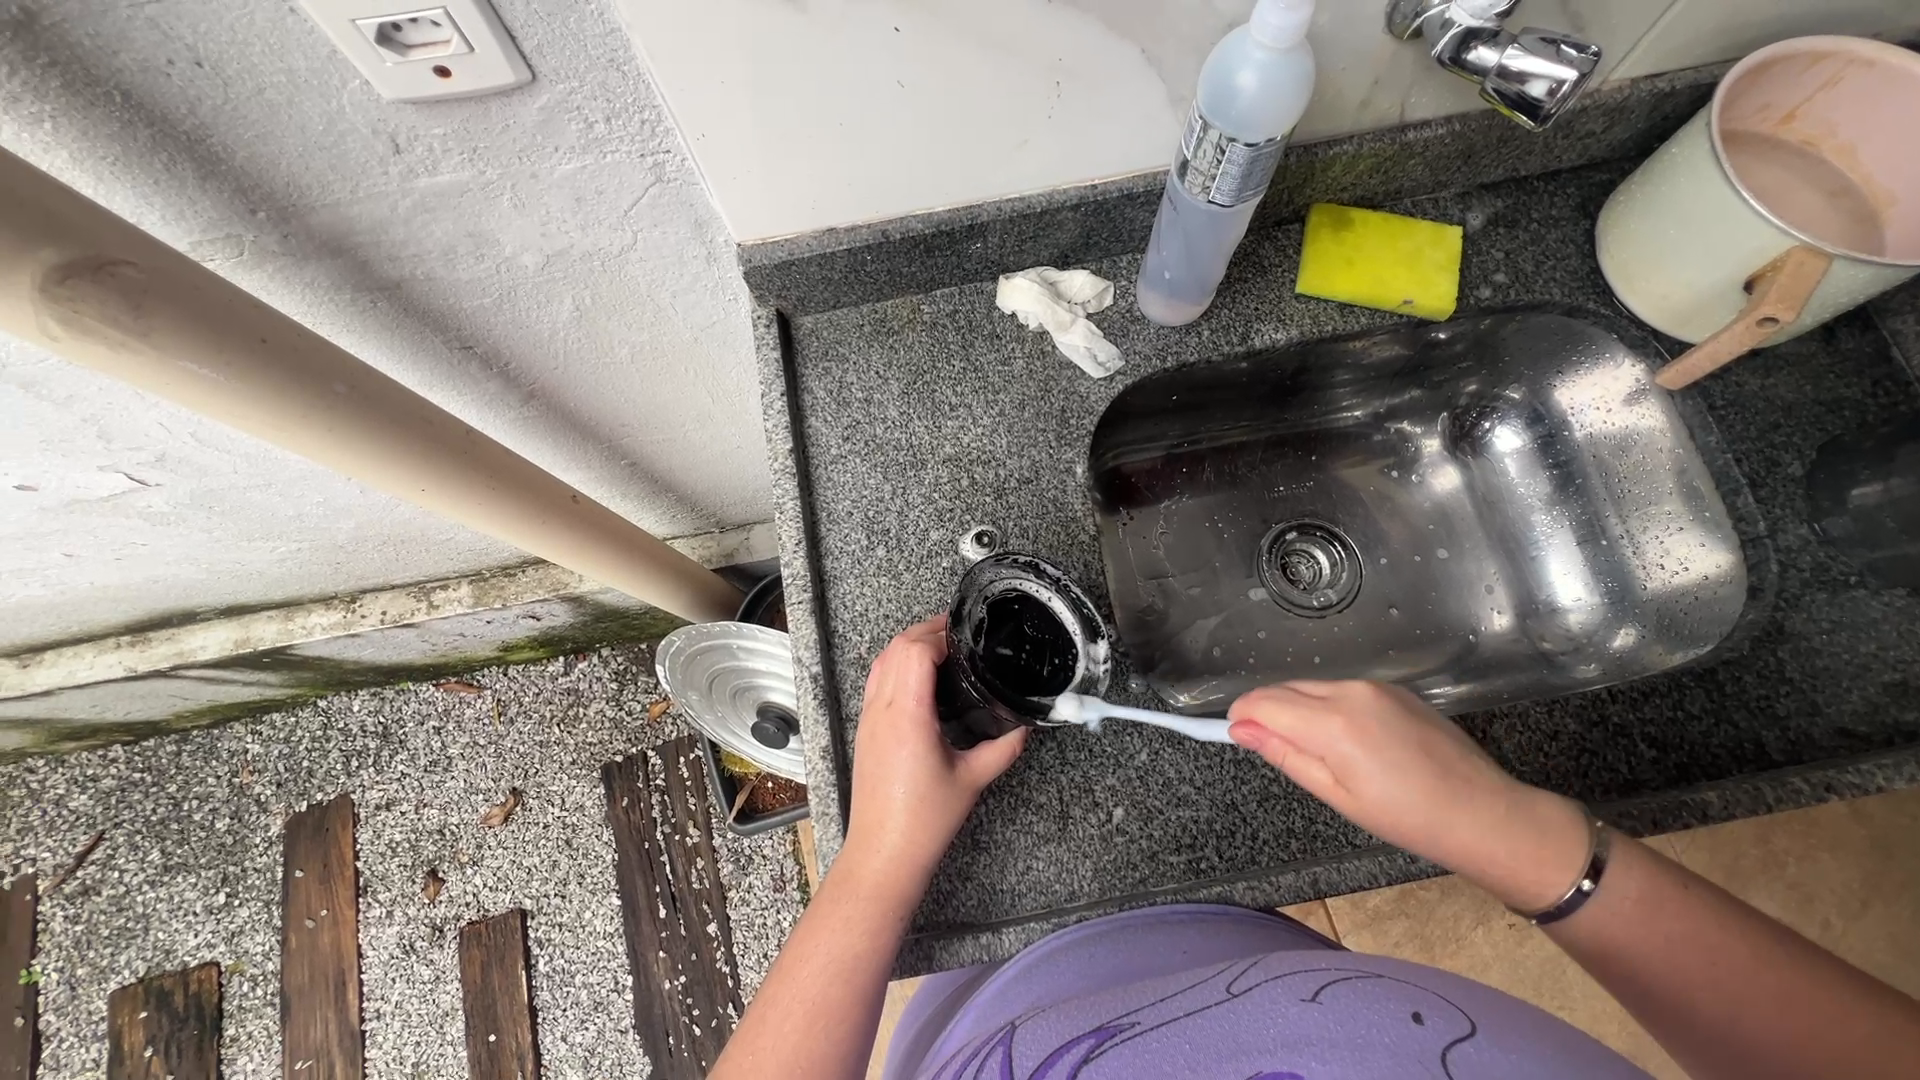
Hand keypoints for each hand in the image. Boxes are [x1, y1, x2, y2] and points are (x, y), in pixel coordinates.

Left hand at [844, 615, 1027, 881]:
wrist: (883, 853)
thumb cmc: (924, 820)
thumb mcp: (973, 779)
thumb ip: (1004, 748)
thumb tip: (1025, 727)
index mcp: (907, 715)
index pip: (914, 651)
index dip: (939, 635)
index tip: (965, 637)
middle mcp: (882, 709)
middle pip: (895, 647)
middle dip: (925, 631)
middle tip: (957, 633)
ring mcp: (868, 718)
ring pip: (881, 661)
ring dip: (908, 645)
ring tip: (941, 647)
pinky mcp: (865, 730)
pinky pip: (875, 681)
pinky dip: (895, 664)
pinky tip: (919, 676)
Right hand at [1228, 680, 1591, 911]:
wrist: (1487, 814)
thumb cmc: (1407, 818)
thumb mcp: (1336, 794)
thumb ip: (1283, 754)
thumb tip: (1239, 728)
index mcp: (1332, 722)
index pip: (1263, 701)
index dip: (1240, 716)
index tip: (1235, 735)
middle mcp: (1350, 691)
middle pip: (1284, 688)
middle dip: (1267, 712)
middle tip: (1273, 750)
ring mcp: (1375, 685)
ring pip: (1311, 686)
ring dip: (1297, 708)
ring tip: (1315, 750)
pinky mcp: (1394, 688)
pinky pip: (1341, 689)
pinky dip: (1326, 706)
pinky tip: (1346, 740)